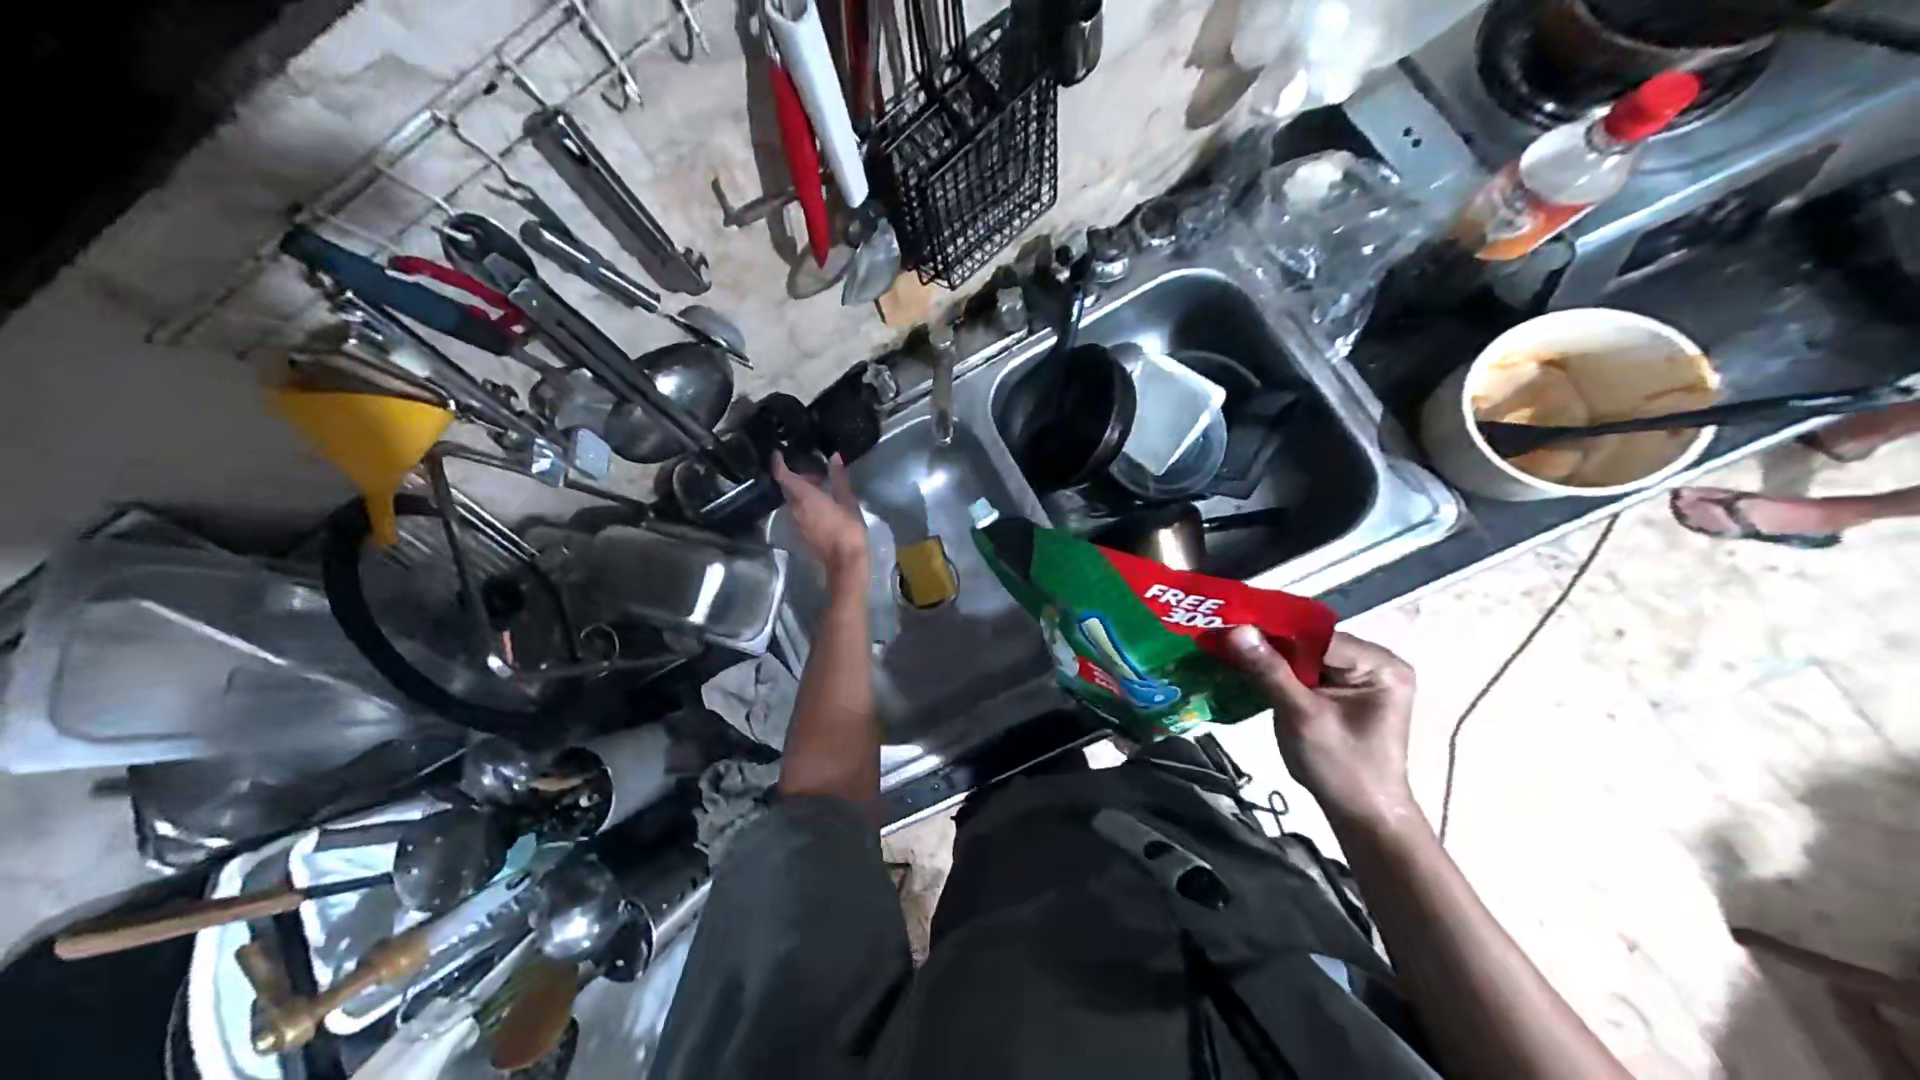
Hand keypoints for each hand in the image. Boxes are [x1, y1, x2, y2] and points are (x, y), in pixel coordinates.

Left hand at [772, 451, 867, 579]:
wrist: (844, 560)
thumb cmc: (847, 527)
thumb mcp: (847, 500)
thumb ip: (838, 477)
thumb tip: (834, 457)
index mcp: (804, 496)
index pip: (783, 476)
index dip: (778, 463)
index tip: (778, 453)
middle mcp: (795, 508)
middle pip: (788, 488)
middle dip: (799, 478)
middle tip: (819, 475)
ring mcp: (796, 523)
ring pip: (794, 501)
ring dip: (803, 492)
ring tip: (824, 491)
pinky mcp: (801, 534)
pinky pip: (799, 513)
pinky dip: (806, 505)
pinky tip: (823, 507)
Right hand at [1223, 627, 1420, 835]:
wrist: (1362, 816)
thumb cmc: (1340, 768)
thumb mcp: (1302, 716)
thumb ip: (1270, 671)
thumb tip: (1236, 629)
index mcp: (1379, 665)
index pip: (1317, 635)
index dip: (1273, 632)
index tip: (1230, 627)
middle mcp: (1374, 662)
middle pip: (1310, 642)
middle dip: (1269, 644)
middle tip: (1224, 639)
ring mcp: (1359, 676)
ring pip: (1305, 655)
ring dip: (1271, 658)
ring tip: (1230, 652)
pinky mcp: (1343, 690)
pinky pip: (1306, 671)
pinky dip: (1280, 673)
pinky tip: (1251, 671)